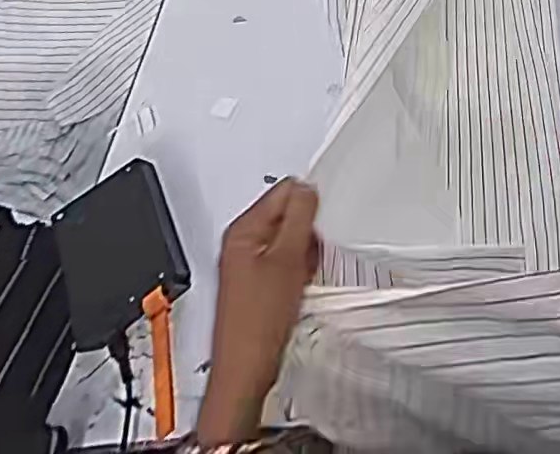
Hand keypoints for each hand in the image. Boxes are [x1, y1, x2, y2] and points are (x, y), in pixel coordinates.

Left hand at [198, 179, 319, 442]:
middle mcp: (242, 240)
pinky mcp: (257, 279)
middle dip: (305, 233)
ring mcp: (248, 260)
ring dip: (303, 252)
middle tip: (306, 256)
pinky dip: (297, 269)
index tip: (317, 226)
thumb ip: (300, 217)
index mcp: (243, 228)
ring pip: (289, 237)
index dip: (308, 205)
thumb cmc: (257, 323)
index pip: (285, 190)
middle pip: (287, 213)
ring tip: (300, 276)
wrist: (246, 371)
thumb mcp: (288, 259)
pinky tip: (296, 287)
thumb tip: (307, 188)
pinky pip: (286, 259)